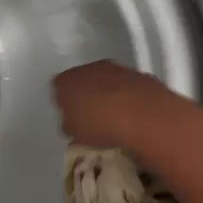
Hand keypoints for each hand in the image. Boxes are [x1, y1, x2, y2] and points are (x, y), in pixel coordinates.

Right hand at [53, 60, 199, 147]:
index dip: (64, 105)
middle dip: (87, 97)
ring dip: (110, 96)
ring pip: (107, 82)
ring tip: (117, 119)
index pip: (58, 89)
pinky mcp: (140, 75)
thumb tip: (73, 124)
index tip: (71, 119)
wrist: (145, 115)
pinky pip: (129, 88)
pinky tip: (135, 116)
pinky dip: (129, 98)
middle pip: (84, 82)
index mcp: (65, 81)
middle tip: (93, 118)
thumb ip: (70, 125)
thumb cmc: (100, 125)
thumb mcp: (75, 134)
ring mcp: (116, 69)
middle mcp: (88, 68)